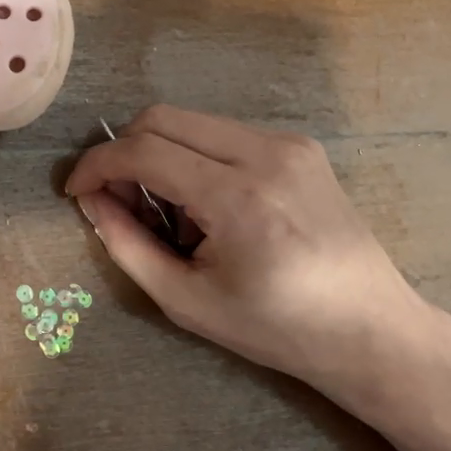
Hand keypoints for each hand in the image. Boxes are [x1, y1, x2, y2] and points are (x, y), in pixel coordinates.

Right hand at [66, 105, 436, 398]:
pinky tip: (204, 202)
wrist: (374, 331)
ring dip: (158, 152)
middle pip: (161, 118)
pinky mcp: (298, 145)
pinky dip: (192, 155)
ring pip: (188, 121)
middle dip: (124, 152)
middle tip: (119, 199)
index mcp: (240, 198)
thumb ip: (126, 245)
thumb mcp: (186, 300)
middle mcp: (265, 153)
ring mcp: (287, 143)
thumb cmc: (277, 328)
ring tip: (166, 208)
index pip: (143, 151)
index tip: (76, 190)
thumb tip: (91, 200)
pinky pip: (220, 132)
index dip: (97, 164)